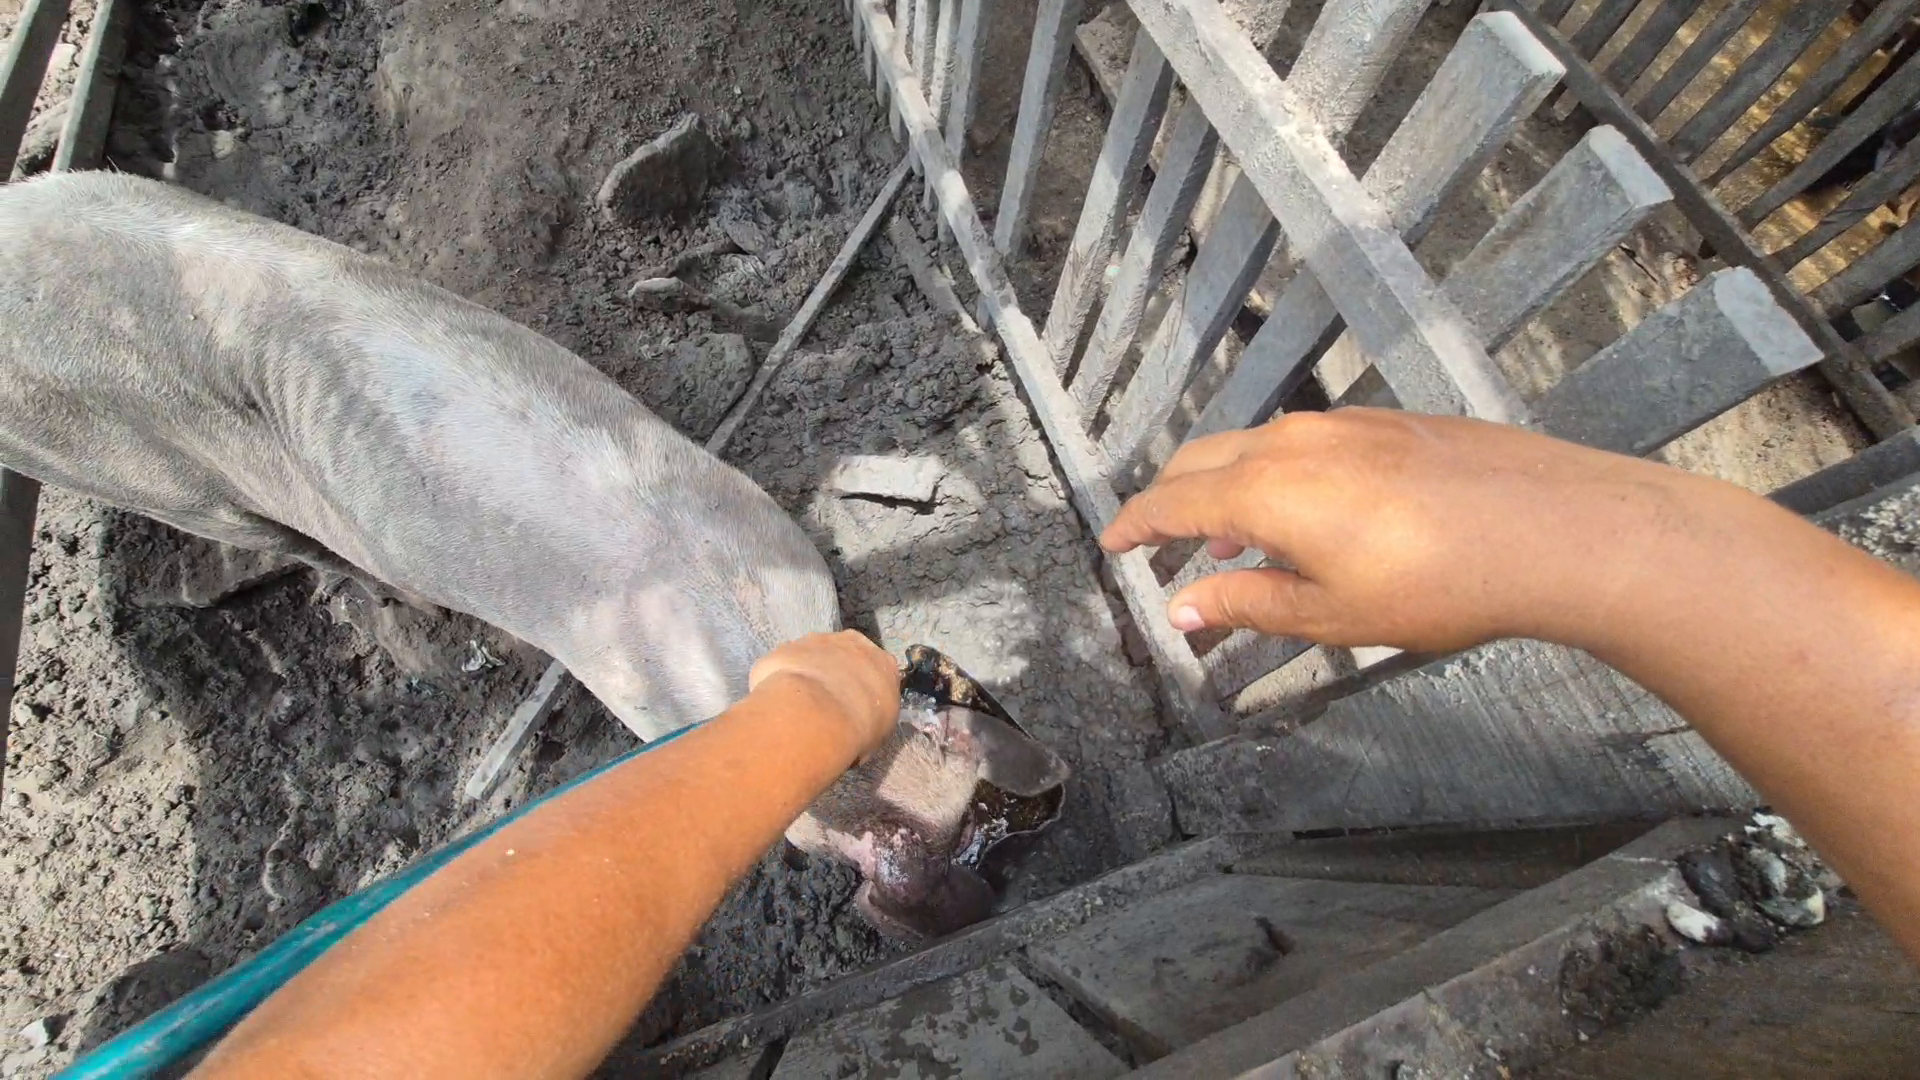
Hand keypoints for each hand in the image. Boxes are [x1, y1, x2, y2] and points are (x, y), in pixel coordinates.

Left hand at [750, 630, 901, 762]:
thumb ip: (873, 716)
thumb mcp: (880, 730)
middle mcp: (854, 644)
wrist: (817, 715)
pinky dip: (782, 679)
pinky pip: (785, 664)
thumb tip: (860, 724)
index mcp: (884, 664)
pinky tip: (780, 702)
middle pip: (846, 656)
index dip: (865, 690)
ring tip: (799, 707)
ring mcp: (817, 641)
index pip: (877, 672)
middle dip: (837, 675)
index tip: (856, 708)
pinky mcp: (786, 648)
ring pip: (814, 656)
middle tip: (827, 706)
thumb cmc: (858, 728)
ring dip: (809, 675)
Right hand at [1100, 408, 1707, 652]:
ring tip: (1226, 539)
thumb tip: (1179, 610)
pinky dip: (1267, 475)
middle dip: (1167, 499)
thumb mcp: (1328, 613)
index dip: (1134, 525)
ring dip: (1219, 489)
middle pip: (1197, 462)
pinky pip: (1294, 444)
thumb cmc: (1435, 583)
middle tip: (1156, 539)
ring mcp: (1336, 425)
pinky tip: (1298, 512)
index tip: (1110, 543)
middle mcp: (1287, 443)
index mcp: (1263, 491)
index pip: (1171, 503)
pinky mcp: (1379, 422)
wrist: (1565, 528)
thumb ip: (1243, 604)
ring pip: (1246, 448)